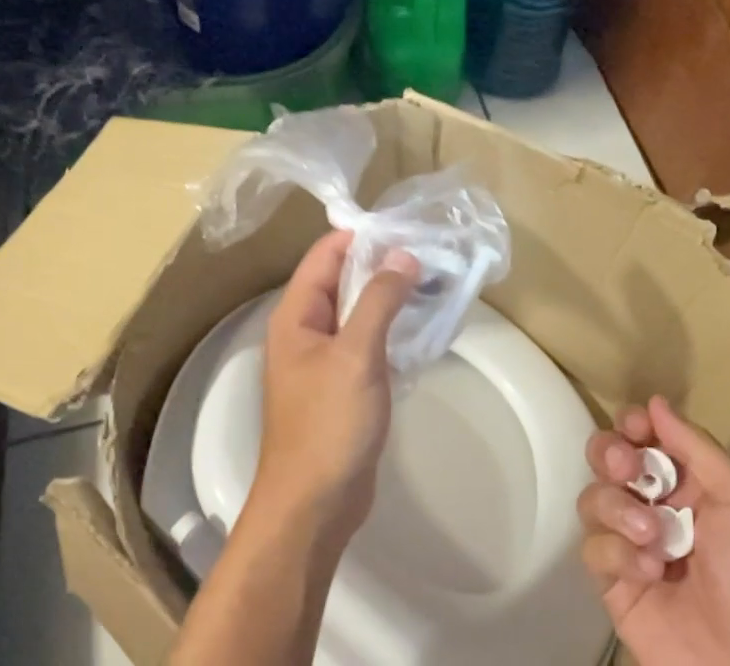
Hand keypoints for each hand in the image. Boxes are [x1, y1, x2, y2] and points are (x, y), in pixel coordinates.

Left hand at [252, 230, 420, 542]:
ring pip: (358, 313)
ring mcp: (324, 361)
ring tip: (434, 280)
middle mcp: (305, 332)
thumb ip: (379, 300)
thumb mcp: (356, 355)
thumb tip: (403, 255)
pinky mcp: (343, 387)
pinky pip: (368, 343)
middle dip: (381, 263)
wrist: (314, 505)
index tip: (405, 225)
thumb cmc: (327, 425)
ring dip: (389, 296)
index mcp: (295, 316)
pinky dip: (392, 329)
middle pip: (342, 281)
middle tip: (430, 251)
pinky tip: (423, 325)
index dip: (361, 235)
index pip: (325, 255)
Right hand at [580, 396, 729, 665]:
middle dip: (612, 455)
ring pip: (594, 498)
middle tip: (629, 470)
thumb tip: (655, 401)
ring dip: (619, 508)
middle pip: (610, 459)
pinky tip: (650, 572)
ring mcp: (631, 544)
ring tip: (651, 536)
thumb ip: (697, 448)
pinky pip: (594, 549)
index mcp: (692, 483)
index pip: (649, 437)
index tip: (634, 425)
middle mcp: (657, 506)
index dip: (634, 424)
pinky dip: (618, 554)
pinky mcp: (613, 583)